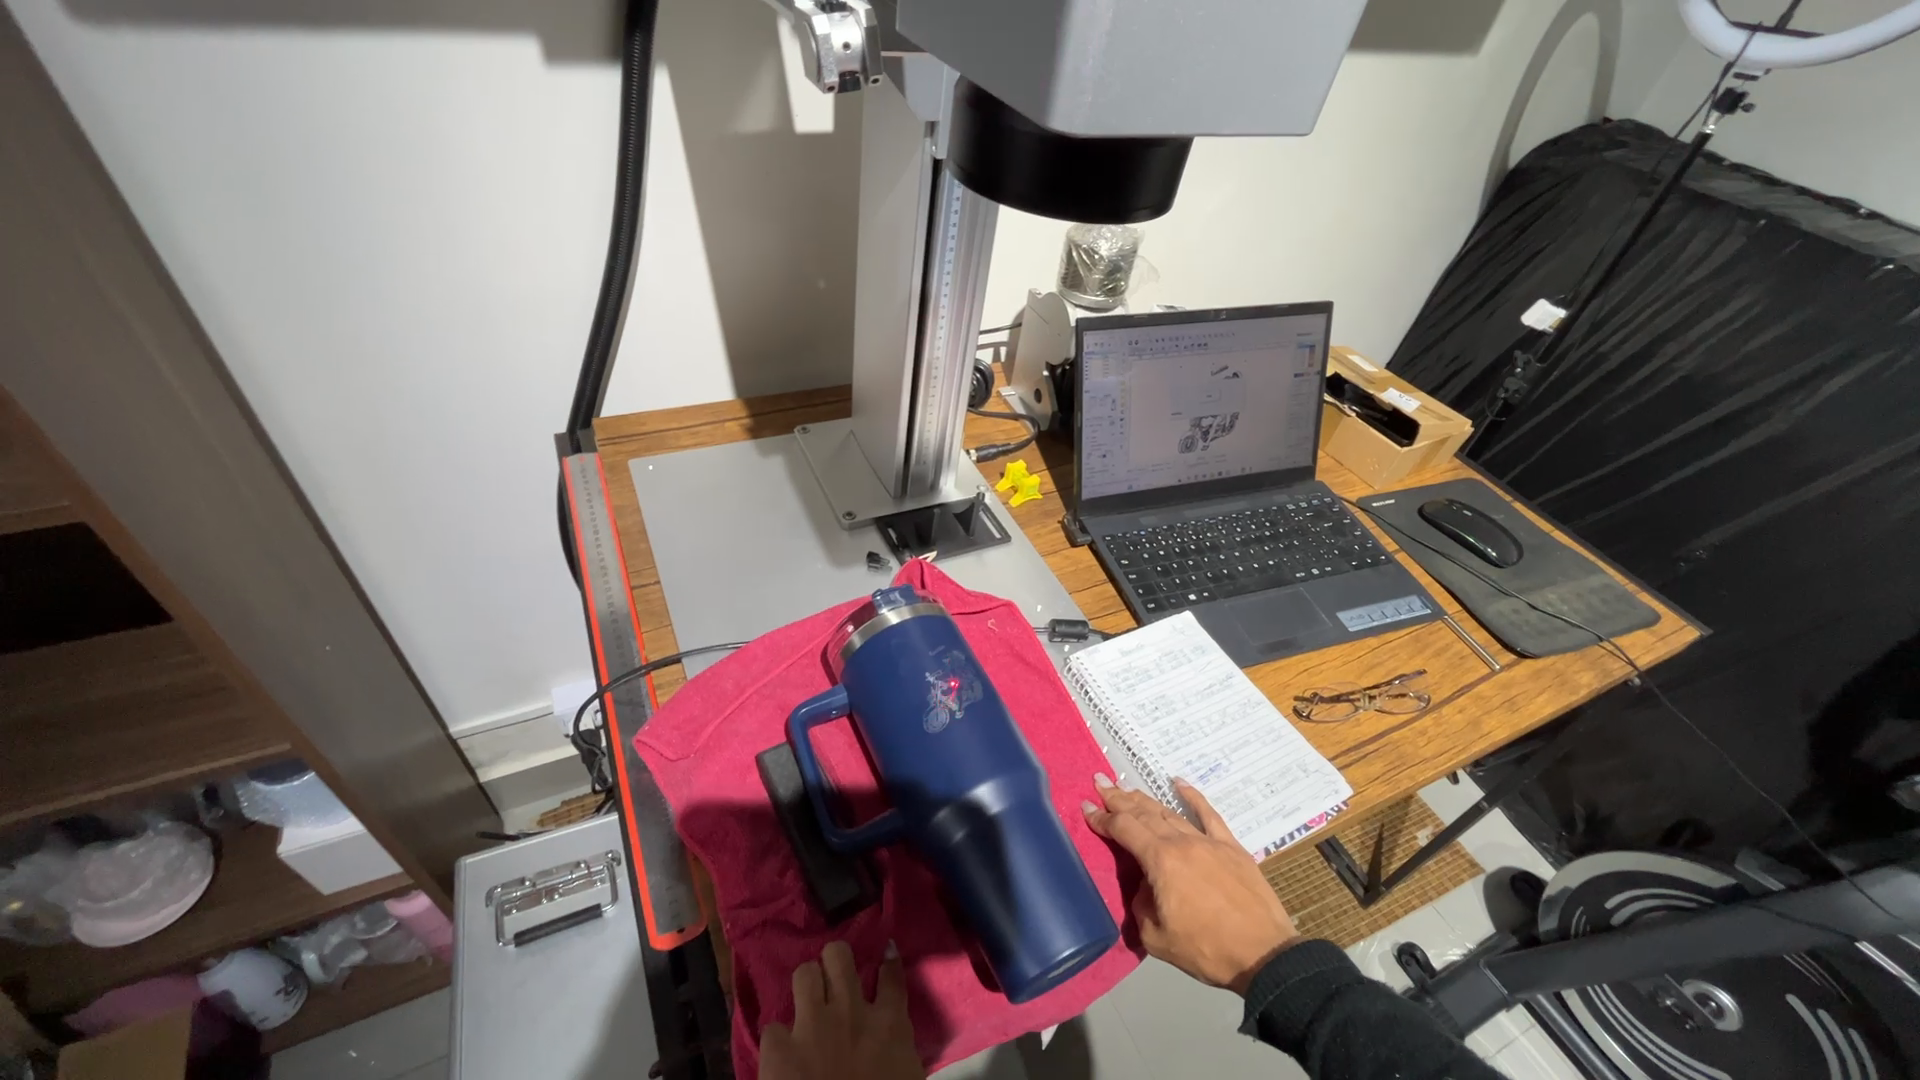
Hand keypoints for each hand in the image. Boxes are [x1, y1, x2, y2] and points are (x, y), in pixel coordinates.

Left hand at [759, 941, 925, 1079]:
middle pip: (839, 956)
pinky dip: (779, 1041)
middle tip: (835, 976)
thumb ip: (899, 1044)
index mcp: (887, 1024)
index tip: (884, 952)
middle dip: (835, 959)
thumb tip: (894, 1033)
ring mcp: (811, 1025)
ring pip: (804, 974)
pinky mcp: (779, 1048)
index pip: (891, 975)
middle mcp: (849, 1011)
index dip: (887, 960)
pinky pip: (773, 1027)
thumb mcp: (907, 1073)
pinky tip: (783, 1053)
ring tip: (807, 1001)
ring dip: (807, 987)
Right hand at [1083, 774, 1301, 994]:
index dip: (1103, 819)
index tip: (1087, 809)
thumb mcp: (1156, 938)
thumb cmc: (1207, 950)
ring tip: (1127, 789)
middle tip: (1100, 783)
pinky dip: (1192, 795)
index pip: (1124, 830)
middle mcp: (1182, 842)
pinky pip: (1208, 814)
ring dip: (1145, 799)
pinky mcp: (1231, 847)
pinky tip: (1179, 782)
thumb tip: (1144, 887)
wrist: (1265, 955)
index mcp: (1160, 861)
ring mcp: (1208, 841)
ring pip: (1170, 812)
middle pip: (1144, 813)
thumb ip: (1140, 905)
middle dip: (1118, 798)